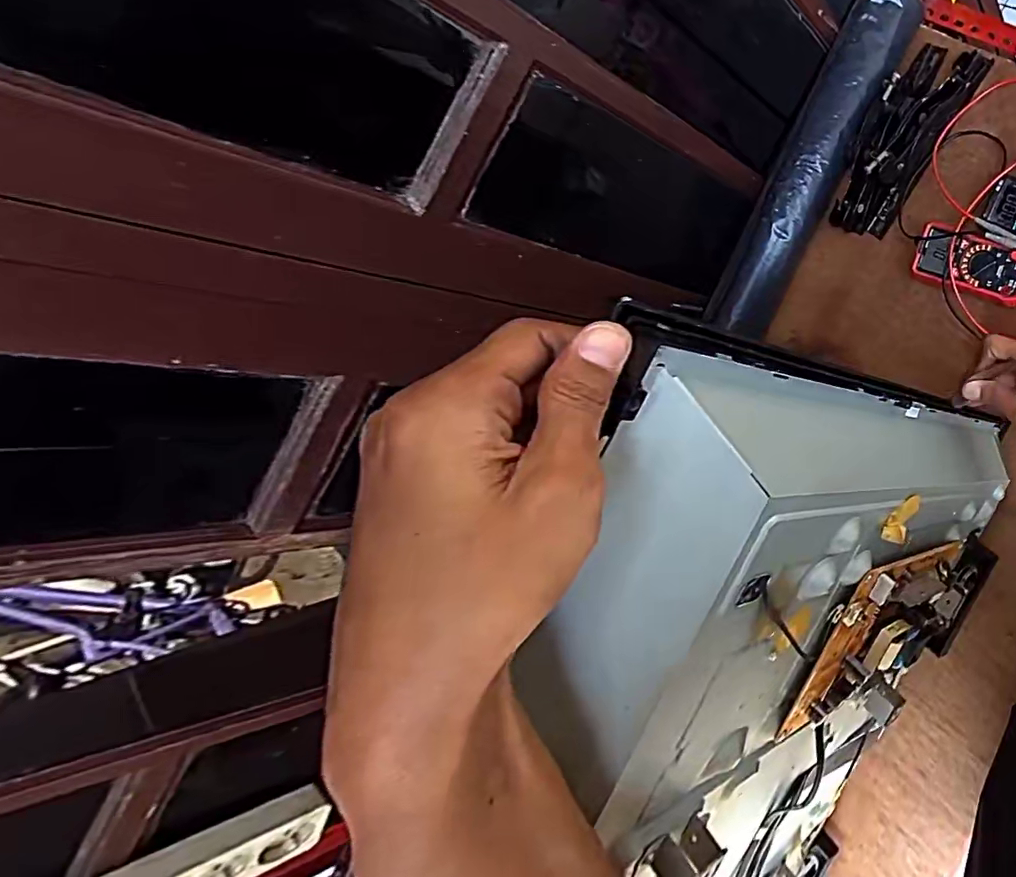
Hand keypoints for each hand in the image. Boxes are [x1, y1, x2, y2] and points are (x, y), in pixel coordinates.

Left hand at [329, 319, 631, 769]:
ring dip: (537, 424)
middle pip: (508, 365)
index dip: (584, 351)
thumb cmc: (479, 595)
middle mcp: (409, 417)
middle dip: (560, 395)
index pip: (530, 335)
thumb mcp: (560, 484)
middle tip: (587, 449)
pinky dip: (509, 448)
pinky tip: (523, 496)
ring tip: (553, 482)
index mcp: (444, 407)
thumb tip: (602, 339)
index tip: (616, 382)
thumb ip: (580, 399)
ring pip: (493, 400)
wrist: (415, 679)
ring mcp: (399, 447)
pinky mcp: (404, 474)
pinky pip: (470, 432)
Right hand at [954, 335, 1015, 457]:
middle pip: (1000, 356)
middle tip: (972, 398)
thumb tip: (971, 387)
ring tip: (985, 404)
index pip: (994, 345)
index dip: (980, 366)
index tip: (974, 386)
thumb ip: (995, 396)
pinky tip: (1000, 403)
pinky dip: (1007, 387)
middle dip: (985, 377)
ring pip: (1007, 366)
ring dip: (995, 384)